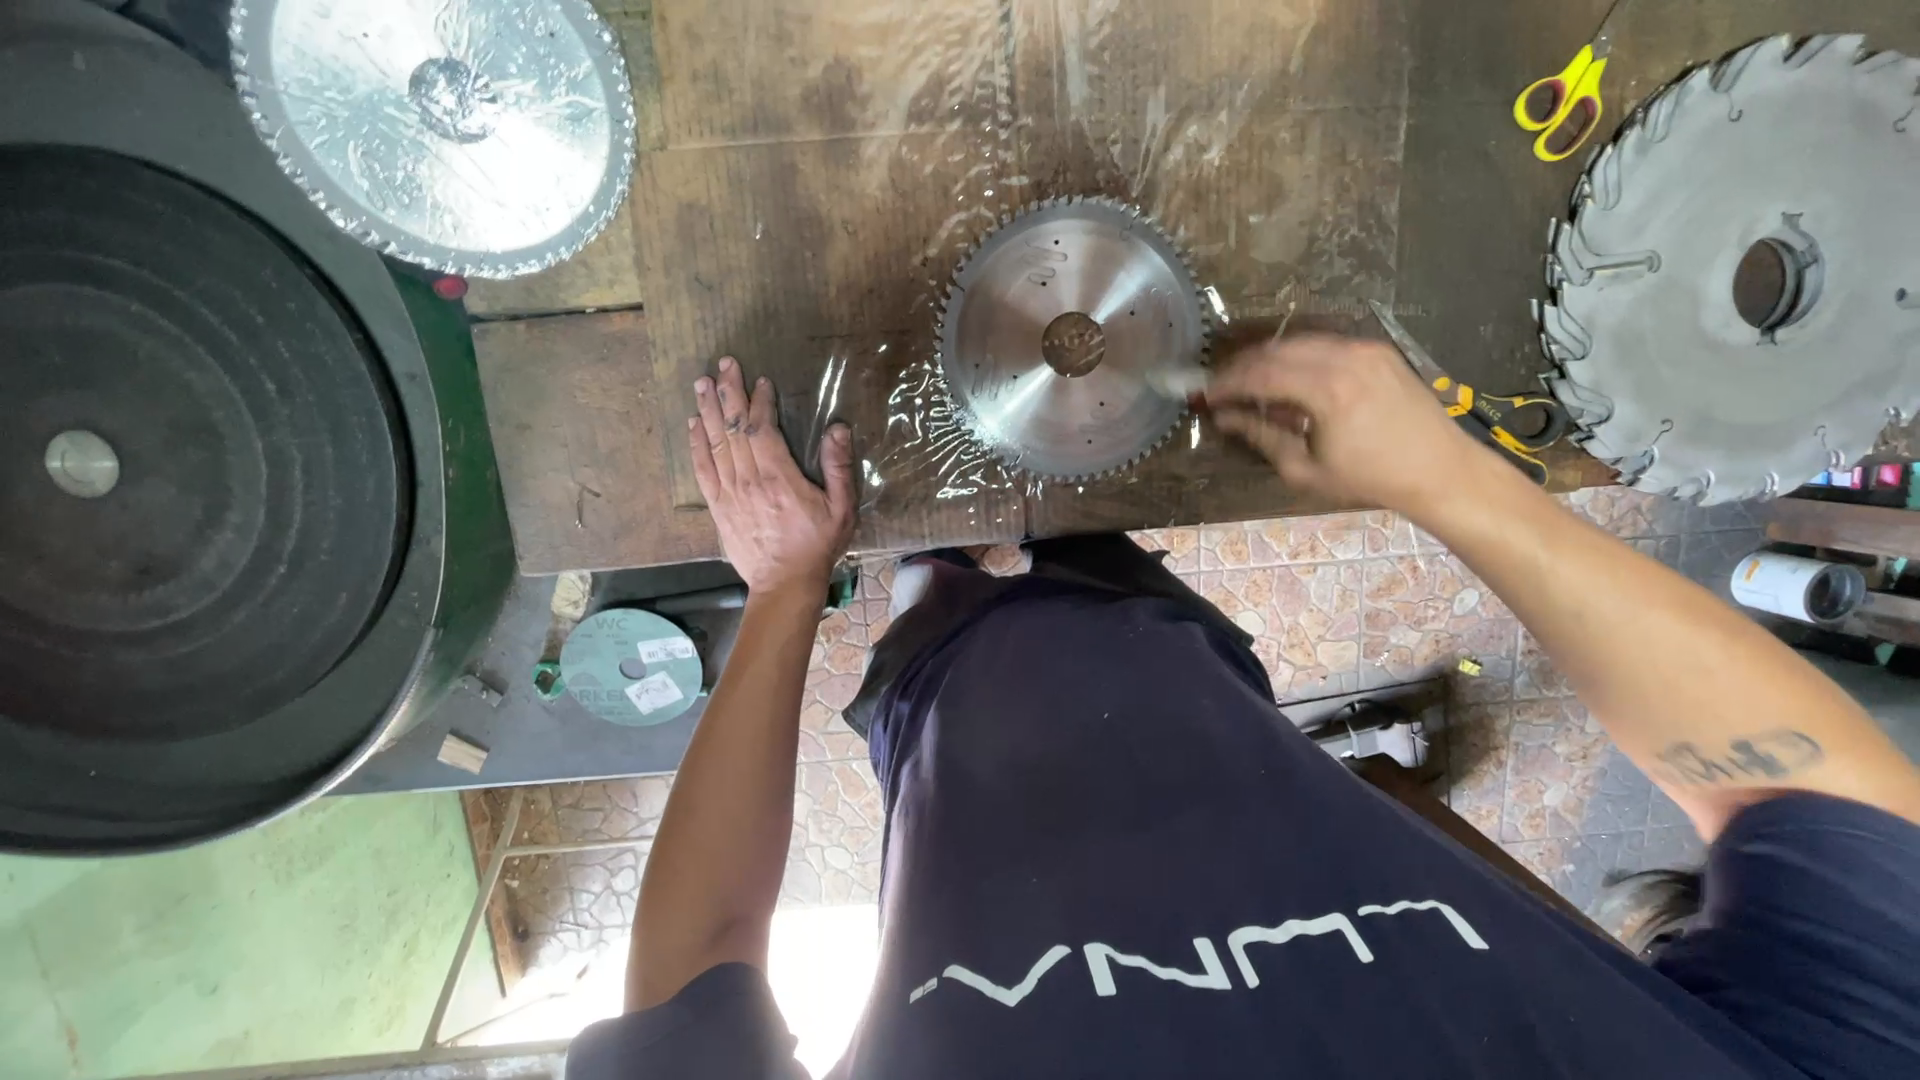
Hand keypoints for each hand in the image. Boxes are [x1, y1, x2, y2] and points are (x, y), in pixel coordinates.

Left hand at [689, 357, 854, 594]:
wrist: (785, 585)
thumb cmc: (818, 546)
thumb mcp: (841, 509)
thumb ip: (839, 468)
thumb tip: (837, 429)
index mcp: (779, 477)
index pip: (763, 428)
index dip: (760, 401)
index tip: (761, 380)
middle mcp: (749, 480)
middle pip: (735, 428)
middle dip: (729, 393)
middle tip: (723, 364)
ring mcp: (729, 493)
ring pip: (716, 443)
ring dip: (709, 410)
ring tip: (702, 383)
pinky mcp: (718, 507)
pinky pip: (703, 469)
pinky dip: (698, 444)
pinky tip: (695, 424)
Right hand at [1202, 333, 1485, 514]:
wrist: (1440, 470)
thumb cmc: (1370, 479)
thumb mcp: (1305, 469)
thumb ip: (1262, 436)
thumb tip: (1224, 418)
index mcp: (1328, 390)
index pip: (1260, 374)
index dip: (1226, 383)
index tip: (1204, 395)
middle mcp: (1346, 358)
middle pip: (1276, 350)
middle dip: (1242, 367)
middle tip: (1219, 386)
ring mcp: (1365, 350)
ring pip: (1299, 342)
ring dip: (1267, 359)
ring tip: (1247, 382)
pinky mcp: (1377, 351)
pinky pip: (1325, 345)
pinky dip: (1297, 357)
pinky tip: (1286, 379)